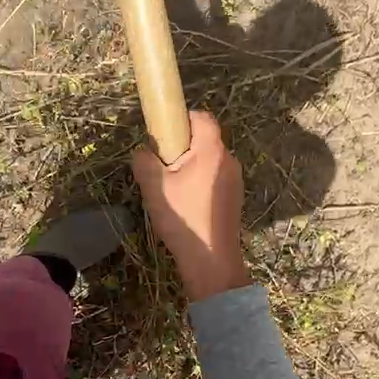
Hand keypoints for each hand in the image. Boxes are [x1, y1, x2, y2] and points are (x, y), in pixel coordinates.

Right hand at [131, 112, 252, 301]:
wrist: (211, 261)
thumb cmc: (183, 218)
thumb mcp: (154, 186)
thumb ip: (144, 160)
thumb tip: (144, 151)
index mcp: (212, 151)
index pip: (202, 117)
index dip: (182, 118)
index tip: (163, 133)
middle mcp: (229, 161)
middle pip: (204, 140)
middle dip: (182, 147)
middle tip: (161, 165)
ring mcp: (234, 181)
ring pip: (208, 161)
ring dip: (189, 167)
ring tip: (171, 189)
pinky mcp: (234, 198)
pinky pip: (214, 179)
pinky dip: (199, 183)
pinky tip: (185, 205)